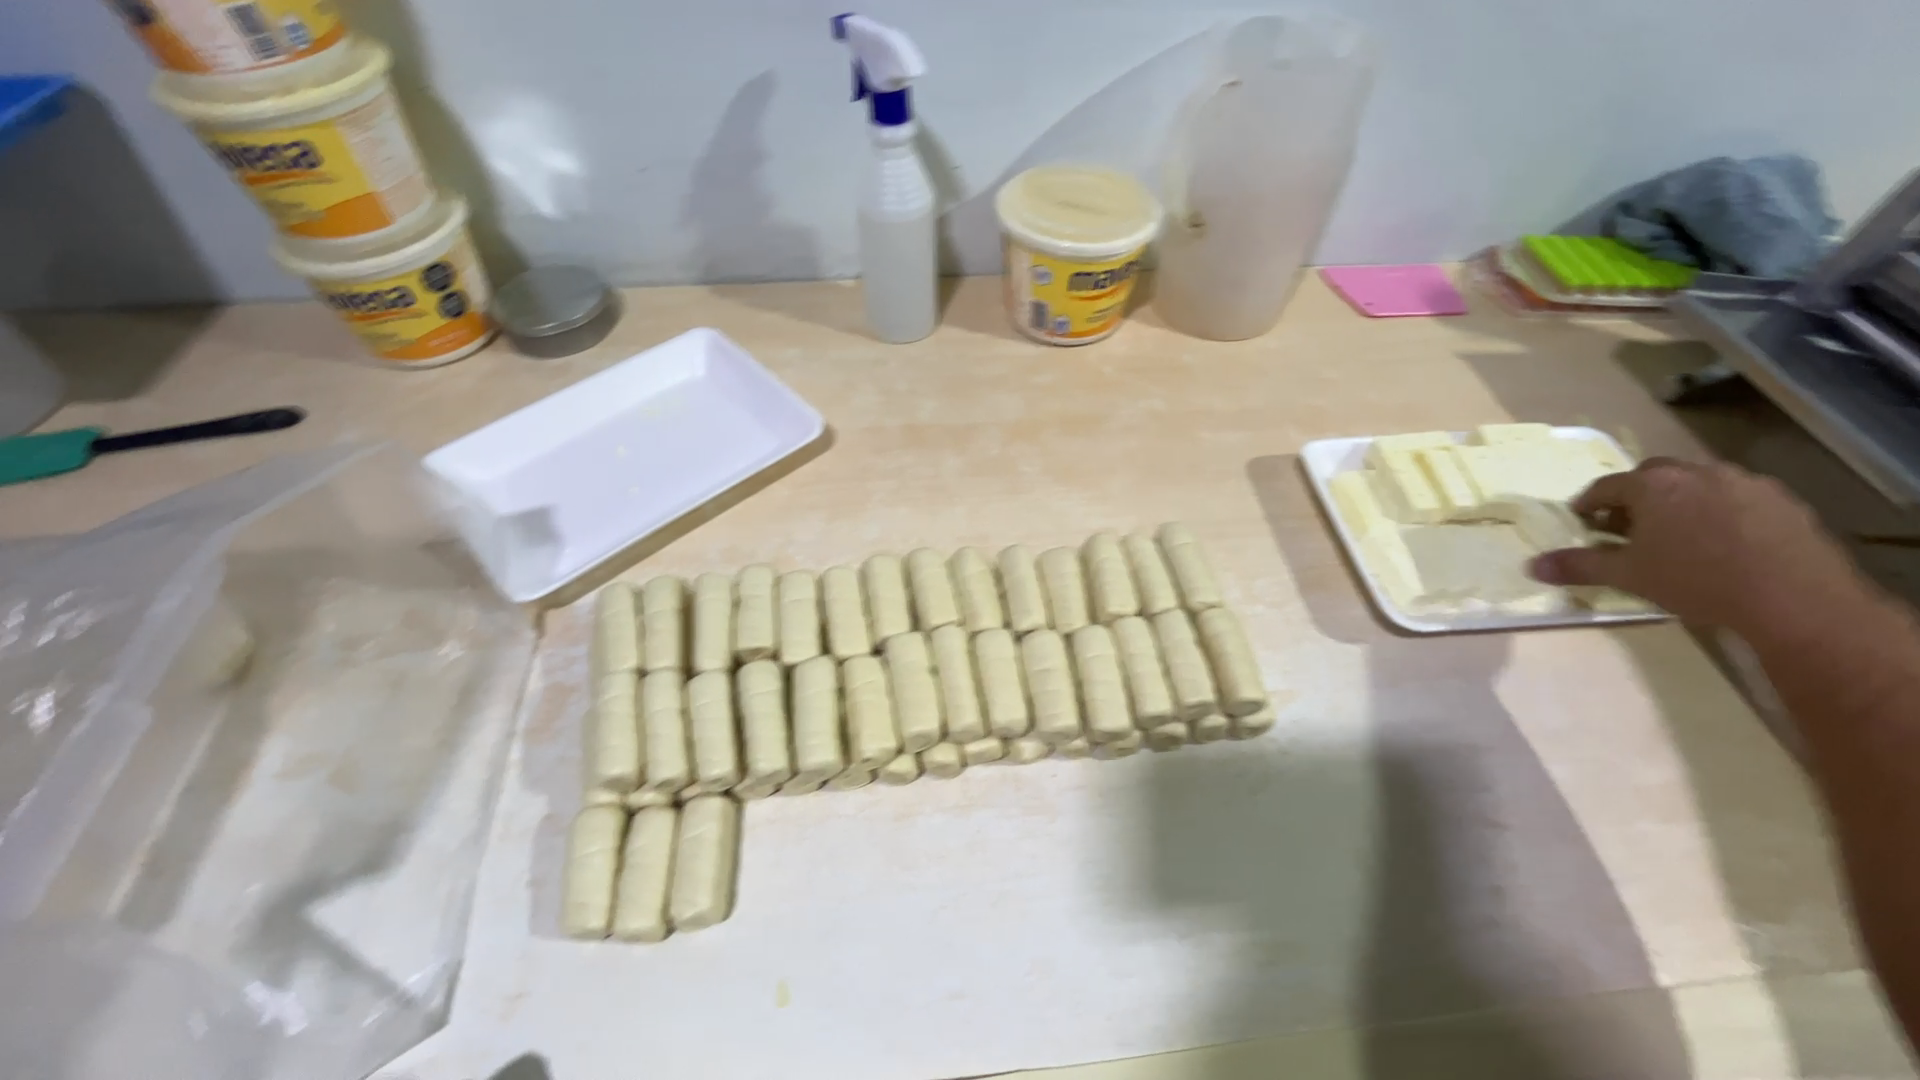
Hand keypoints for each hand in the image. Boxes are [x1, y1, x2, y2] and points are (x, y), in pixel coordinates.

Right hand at [1529, 458, 1868, 633]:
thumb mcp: (1628, 577)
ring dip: (1681, 499)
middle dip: (1636, 495)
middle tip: (1629, 524)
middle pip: (1654, 475)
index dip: (1590, 503)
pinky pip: (1737, 496)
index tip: (1584, 520)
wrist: (1793, 598)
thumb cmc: (1695, 581)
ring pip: (1699, 482)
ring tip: (1677, 532)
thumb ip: (1578, 566)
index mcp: (1653, 486)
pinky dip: (1720, 510)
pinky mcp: (1782, 500)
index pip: (1606, 486)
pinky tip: (1723, 540)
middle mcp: (1696, 472)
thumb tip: (1531, 566)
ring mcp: (1744, 482)